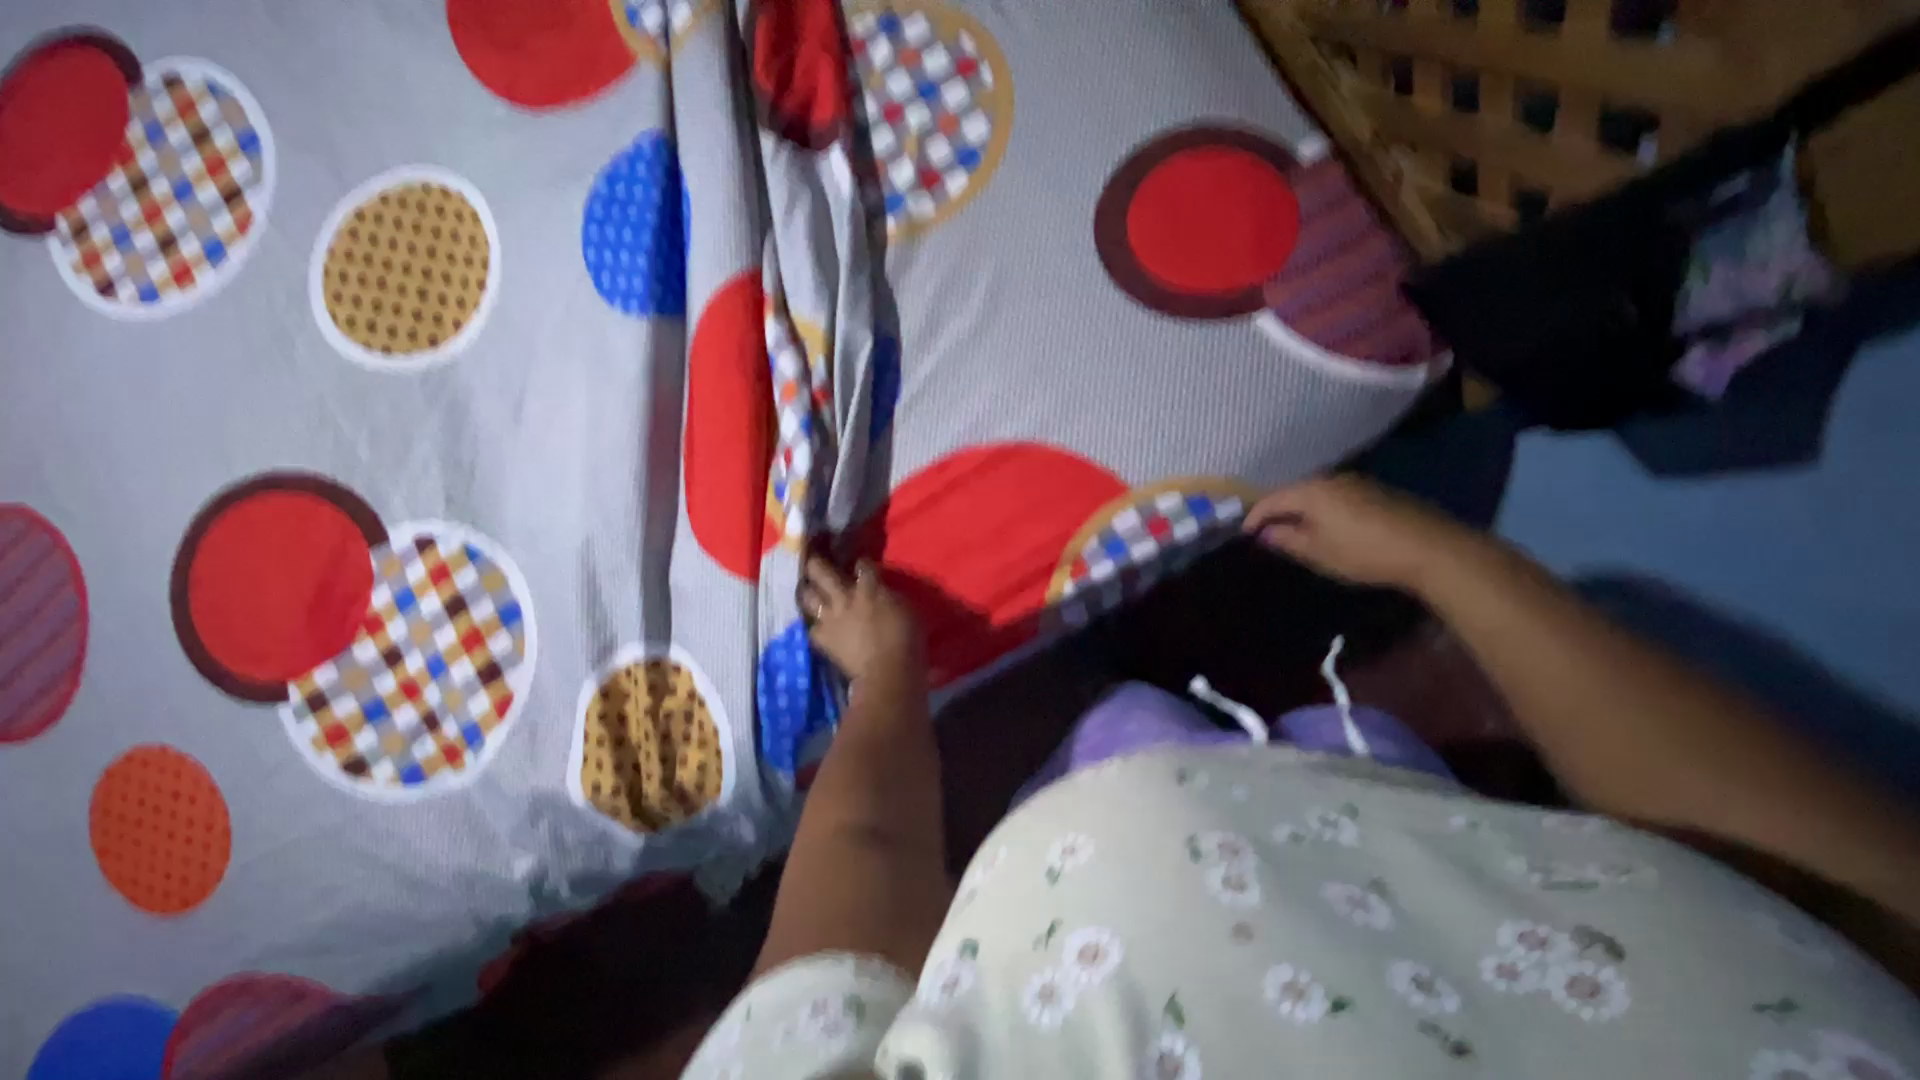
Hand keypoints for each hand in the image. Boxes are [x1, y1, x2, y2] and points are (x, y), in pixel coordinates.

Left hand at [799, 556, 924, 684]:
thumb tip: (883, 592)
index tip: (861, 564)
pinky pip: (812, 629)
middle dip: (817, 564)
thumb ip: (890, 597)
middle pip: (823, 572)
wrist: (888, 670)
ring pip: (809, 597)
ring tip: (808, 591)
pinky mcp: (824, 639)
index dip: (861, 563)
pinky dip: (816, 627)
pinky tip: (819, 627)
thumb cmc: (906, 639)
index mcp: (870, 588)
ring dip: (808, 592)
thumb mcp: (907, 609)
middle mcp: (845, 597)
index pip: (862, 565)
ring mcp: (831, 618)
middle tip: (814, 561)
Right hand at [1242, 473, 1478, 590]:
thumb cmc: (1363, 552)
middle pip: (1293, 491)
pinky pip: (1336, 497)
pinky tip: (1327, 527)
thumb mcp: (1318, 553)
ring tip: (1294, 532)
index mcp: (1310, 491)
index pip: (1270, 499)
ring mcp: (1356, 483)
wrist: (1429, 547)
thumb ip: (1286, 540)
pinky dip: (1323, 510)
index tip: (1244, 535)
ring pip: (1316, 493)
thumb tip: (1265, 532)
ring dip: (1301, 510)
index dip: (1254, 517)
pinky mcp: (1375, 492)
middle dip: (1277, 511)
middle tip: (1266, 533)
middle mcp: (1330, 479)